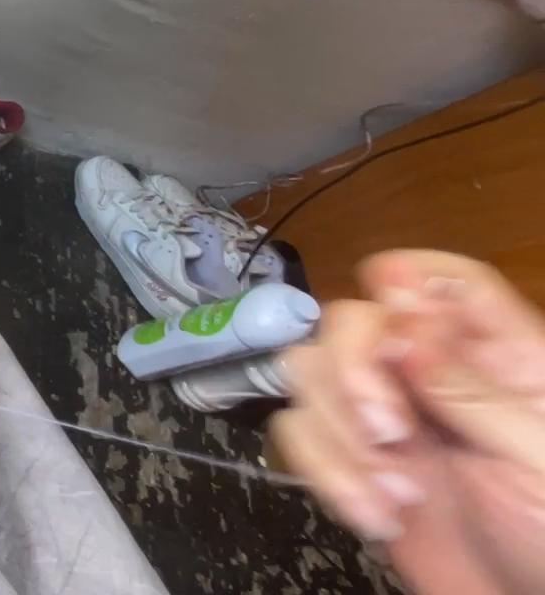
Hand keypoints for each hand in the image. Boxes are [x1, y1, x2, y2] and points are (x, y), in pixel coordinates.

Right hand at [276, 251, 544, 594]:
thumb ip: (479, 394)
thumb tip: (406, 328)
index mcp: (500, 364)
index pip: (443, 282)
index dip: (406, 282)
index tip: (396, 327)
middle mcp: (426, 373)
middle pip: (349, 321)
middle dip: (352, 374)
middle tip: (388, 433)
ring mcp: (380, 412)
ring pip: (307, 371)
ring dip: (338, 433)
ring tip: (395, 494)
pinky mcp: (343, 451)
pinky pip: (294, 429)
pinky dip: (323, 470)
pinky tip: (374, 512)